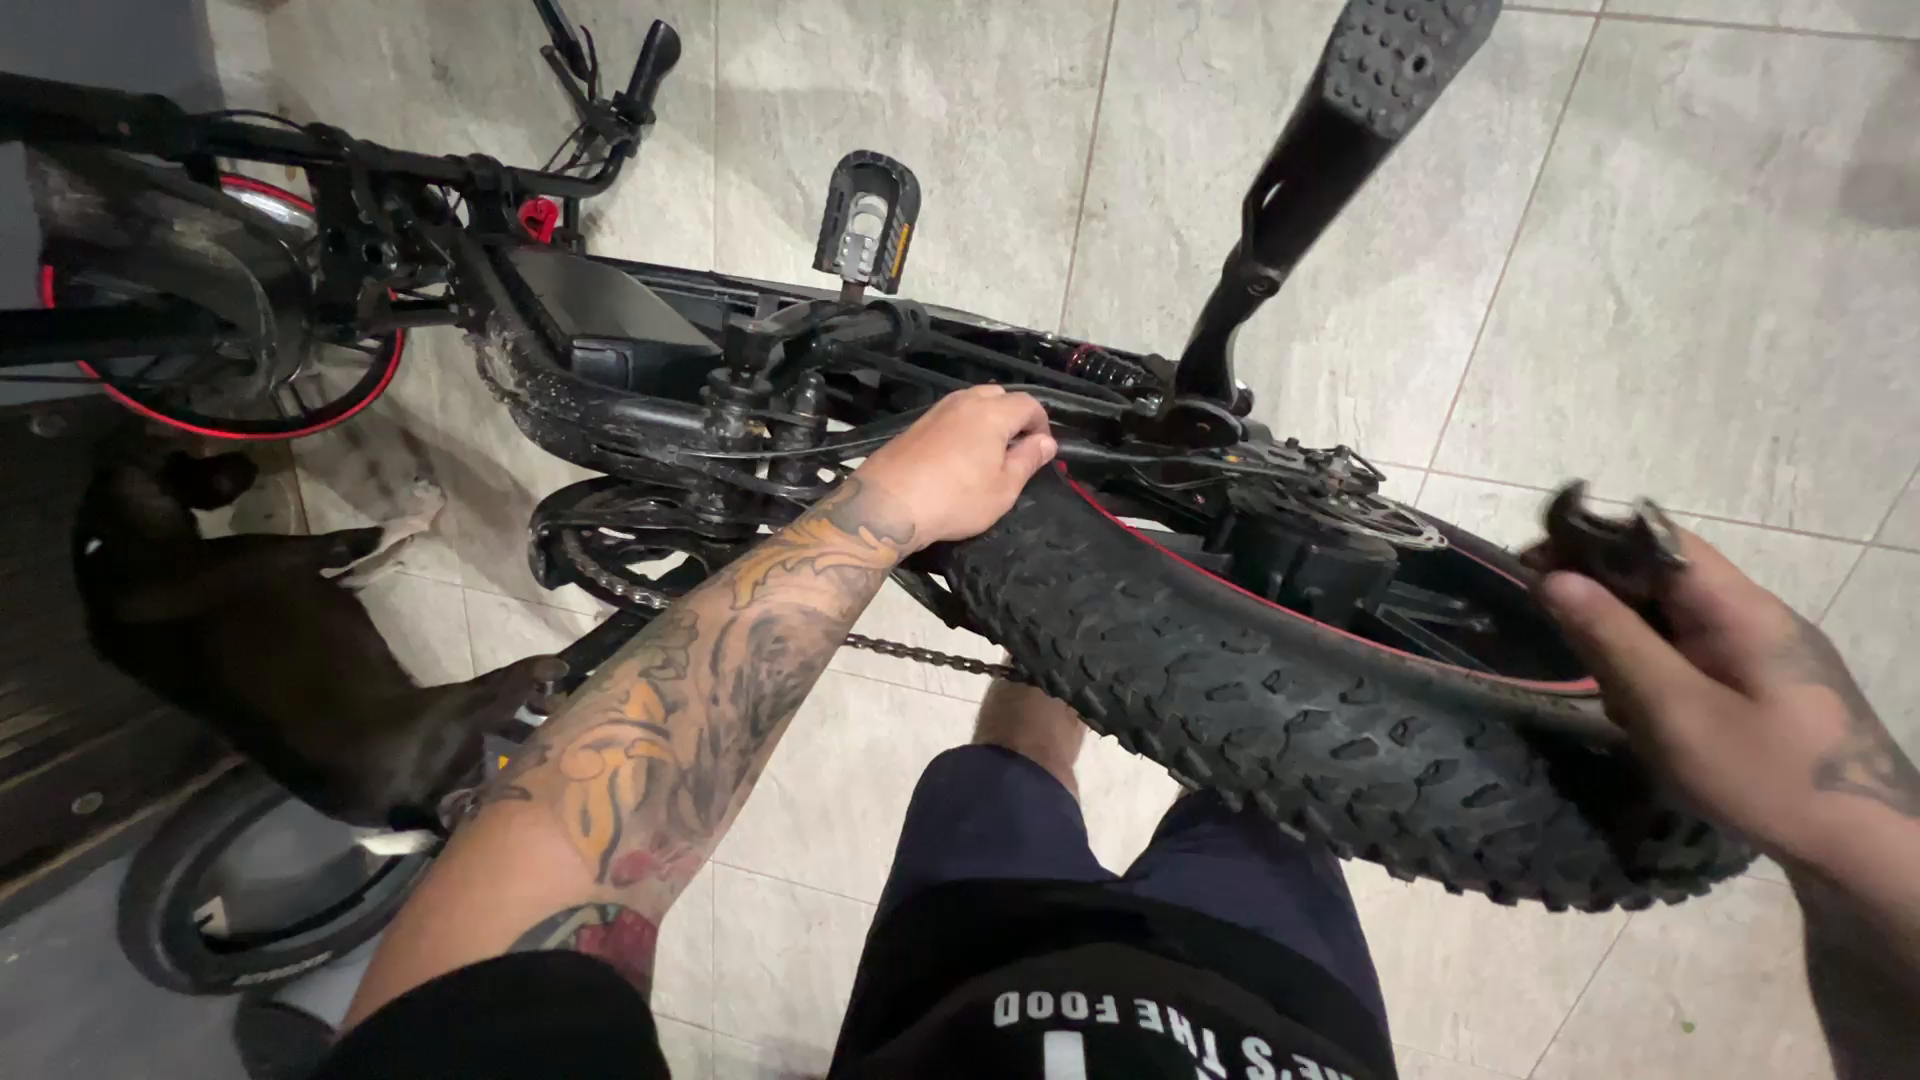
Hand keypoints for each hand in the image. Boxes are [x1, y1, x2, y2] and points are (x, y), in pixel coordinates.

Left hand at [852, 385, 1055, 551]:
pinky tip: (958, 458)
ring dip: (987, 421)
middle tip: (1016, 450)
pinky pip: (950, 417)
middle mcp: (964, 402)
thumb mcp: (1003, 489)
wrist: (888, 504)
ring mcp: (936, 411)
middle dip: (1014, 417)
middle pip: (999, 396)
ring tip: (988, 455)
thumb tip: (1046, 442)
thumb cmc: (955, 500)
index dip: (1042, 423)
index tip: (1042, 449)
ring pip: (972, 403)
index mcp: (992, 413)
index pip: (1028, 404)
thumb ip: (1027, 461)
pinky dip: (963, 428)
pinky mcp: (915, 425)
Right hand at [1535, 530, 1919, 869]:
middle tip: (1545, 624)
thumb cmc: (1765, 776)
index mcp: (1743, 611)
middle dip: (1597, 592)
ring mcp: (1756, 649)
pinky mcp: (1752, 680)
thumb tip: (1553, 578)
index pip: (1660, 543)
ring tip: (1593, 679)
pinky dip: (1641, 660)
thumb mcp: (1672, 708)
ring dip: (1616, 632)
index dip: (1592, 543)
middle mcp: (1753, 617)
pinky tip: (1629, 701)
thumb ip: (1612, 638)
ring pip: (1664, 613)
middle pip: (1659, 575)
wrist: (1866, 853)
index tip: (1532, 567)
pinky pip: (1680, 647)